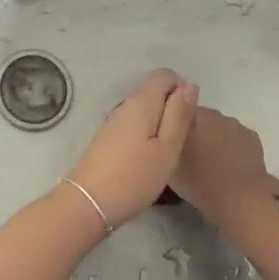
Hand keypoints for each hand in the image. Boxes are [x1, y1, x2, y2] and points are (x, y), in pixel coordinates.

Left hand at [64, 70, 199, 226]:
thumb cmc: (134, 177)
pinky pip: (133, 127)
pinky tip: (148, 159)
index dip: (183, 91)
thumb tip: (189, 85)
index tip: (189, 120)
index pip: (165, 76)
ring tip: (167, 152)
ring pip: (144, 111)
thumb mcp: (167, 147)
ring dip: (160, 124)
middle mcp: (124, 106)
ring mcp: (113, 124)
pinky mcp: (107, 141)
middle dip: (172, 108)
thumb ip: (179, 114)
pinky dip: (146, 135)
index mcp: (141, 102)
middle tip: (181, 140)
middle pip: (154, 92)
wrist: (89, 204)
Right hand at [170, 107, 269, 214]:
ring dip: (213, 139)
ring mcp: (235, 125)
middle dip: (193, 132)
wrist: (240, 196)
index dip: (172, 125)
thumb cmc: (199, 182)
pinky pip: (235, 137)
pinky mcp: (252, 137)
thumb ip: (167, 145)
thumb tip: (167, 137)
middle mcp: (214, 115)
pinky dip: (230, 147)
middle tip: (187, 155)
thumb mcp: (170, 166)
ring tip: (209, 162)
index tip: (169, 141)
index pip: (176, 109)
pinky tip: (228, 164)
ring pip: (219, 128)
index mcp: (191, 118)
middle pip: (199, 118)